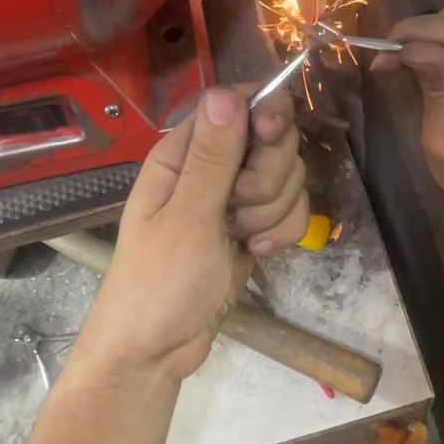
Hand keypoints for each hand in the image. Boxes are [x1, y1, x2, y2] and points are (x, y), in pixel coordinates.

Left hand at [75, 86, 309, 382]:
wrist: (155, 353)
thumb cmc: (158, 284)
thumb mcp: (187, 218)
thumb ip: (212, 157)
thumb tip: (226, 91)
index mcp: (182, 153)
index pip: (237, 103)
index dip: (264, 114)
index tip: (270, 137)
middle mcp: (209, 167)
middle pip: (272, 140)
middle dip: (269, 177)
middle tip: (239, 210)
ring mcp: (233, 199)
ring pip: (286, 178)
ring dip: (273, 211)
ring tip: (241, 239)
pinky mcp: (251, 227)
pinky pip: (288, 210)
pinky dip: (281, 231)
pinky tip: (256, 252)